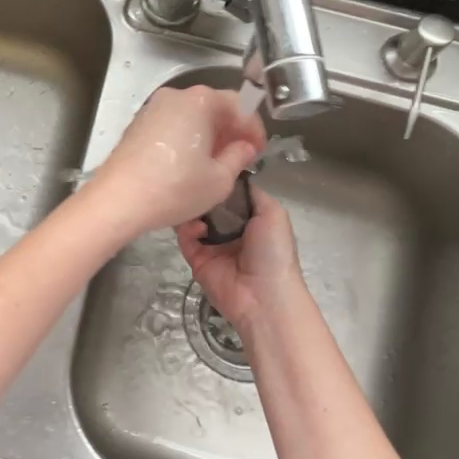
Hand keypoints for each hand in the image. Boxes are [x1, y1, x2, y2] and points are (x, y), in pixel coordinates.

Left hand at [82, 86, 266, 239]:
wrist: (118, 200)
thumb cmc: (174, 188)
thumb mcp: (219, 179)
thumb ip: (238, 158)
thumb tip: (244, 148)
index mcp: (200, 101)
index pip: (238, 105)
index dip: (253, 129)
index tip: (258, 150)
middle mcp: (174, 97)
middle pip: (212, 108)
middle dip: (230, 132)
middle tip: (240, 158)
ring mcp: (152, 110)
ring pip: (190, 118)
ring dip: (207, 137)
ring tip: (216, 165)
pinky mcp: (137, 126)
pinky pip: (171, 127)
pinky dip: (185, 141)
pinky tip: (188, 166)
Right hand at [178, 187, 303, 330]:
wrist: (263, 294)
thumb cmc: (273, 251)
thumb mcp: (273, 213)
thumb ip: (252, 193)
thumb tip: (233, 178)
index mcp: (250, 220)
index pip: (229, 196)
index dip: (221, 181)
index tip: (210, 165)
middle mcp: (230, 230)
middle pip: (210, 206)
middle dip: (203, 193)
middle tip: (196, 181)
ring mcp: (212, 245)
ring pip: (194, 220)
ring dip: (192, 209)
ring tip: (192, 201)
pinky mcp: (196, 259)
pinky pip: (185, 238)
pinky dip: (187, 228)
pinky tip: (196, 226)